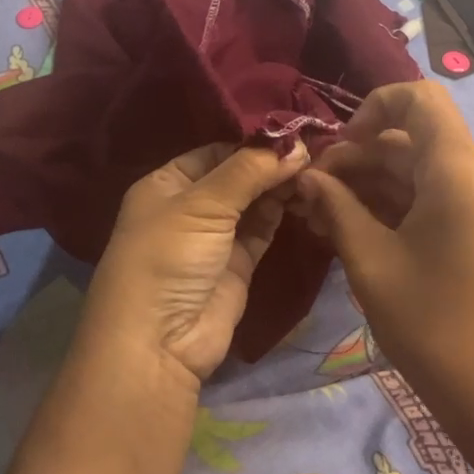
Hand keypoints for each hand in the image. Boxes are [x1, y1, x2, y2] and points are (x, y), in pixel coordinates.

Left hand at [83, 142, 309, 384]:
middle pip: (236, 176)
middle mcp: (188, 207)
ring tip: (315, 170)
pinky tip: (304, 196)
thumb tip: (295, 146)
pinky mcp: (237, 265)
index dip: (251, 143)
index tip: (293, 132)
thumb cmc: (168, 256)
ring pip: (252, 203)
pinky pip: (262, 230)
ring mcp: (213, 238)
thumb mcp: (202, 205)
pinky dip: (280, 213)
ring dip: (278, 187)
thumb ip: (249, 171)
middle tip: (313, 151)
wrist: (159, 341)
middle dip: (269, 164)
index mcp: (166, 184)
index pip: (214, 152)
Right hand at [295, 81, 473, 417]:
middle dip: (360, 158)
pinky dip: (401, 205)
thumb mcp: (372, 263)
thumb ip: (336, 207)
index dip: (372, 108)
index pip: (419, 99)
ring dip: (375, 184)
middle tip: (312, 192)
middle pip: (415, 140)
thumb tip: (308, 176)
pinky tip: (358, 228)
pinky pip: (442, 197)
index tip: (338, 148)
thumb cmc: (434, 328)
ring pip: (425, 171)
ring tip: (323, 214)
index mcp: (461, 173)